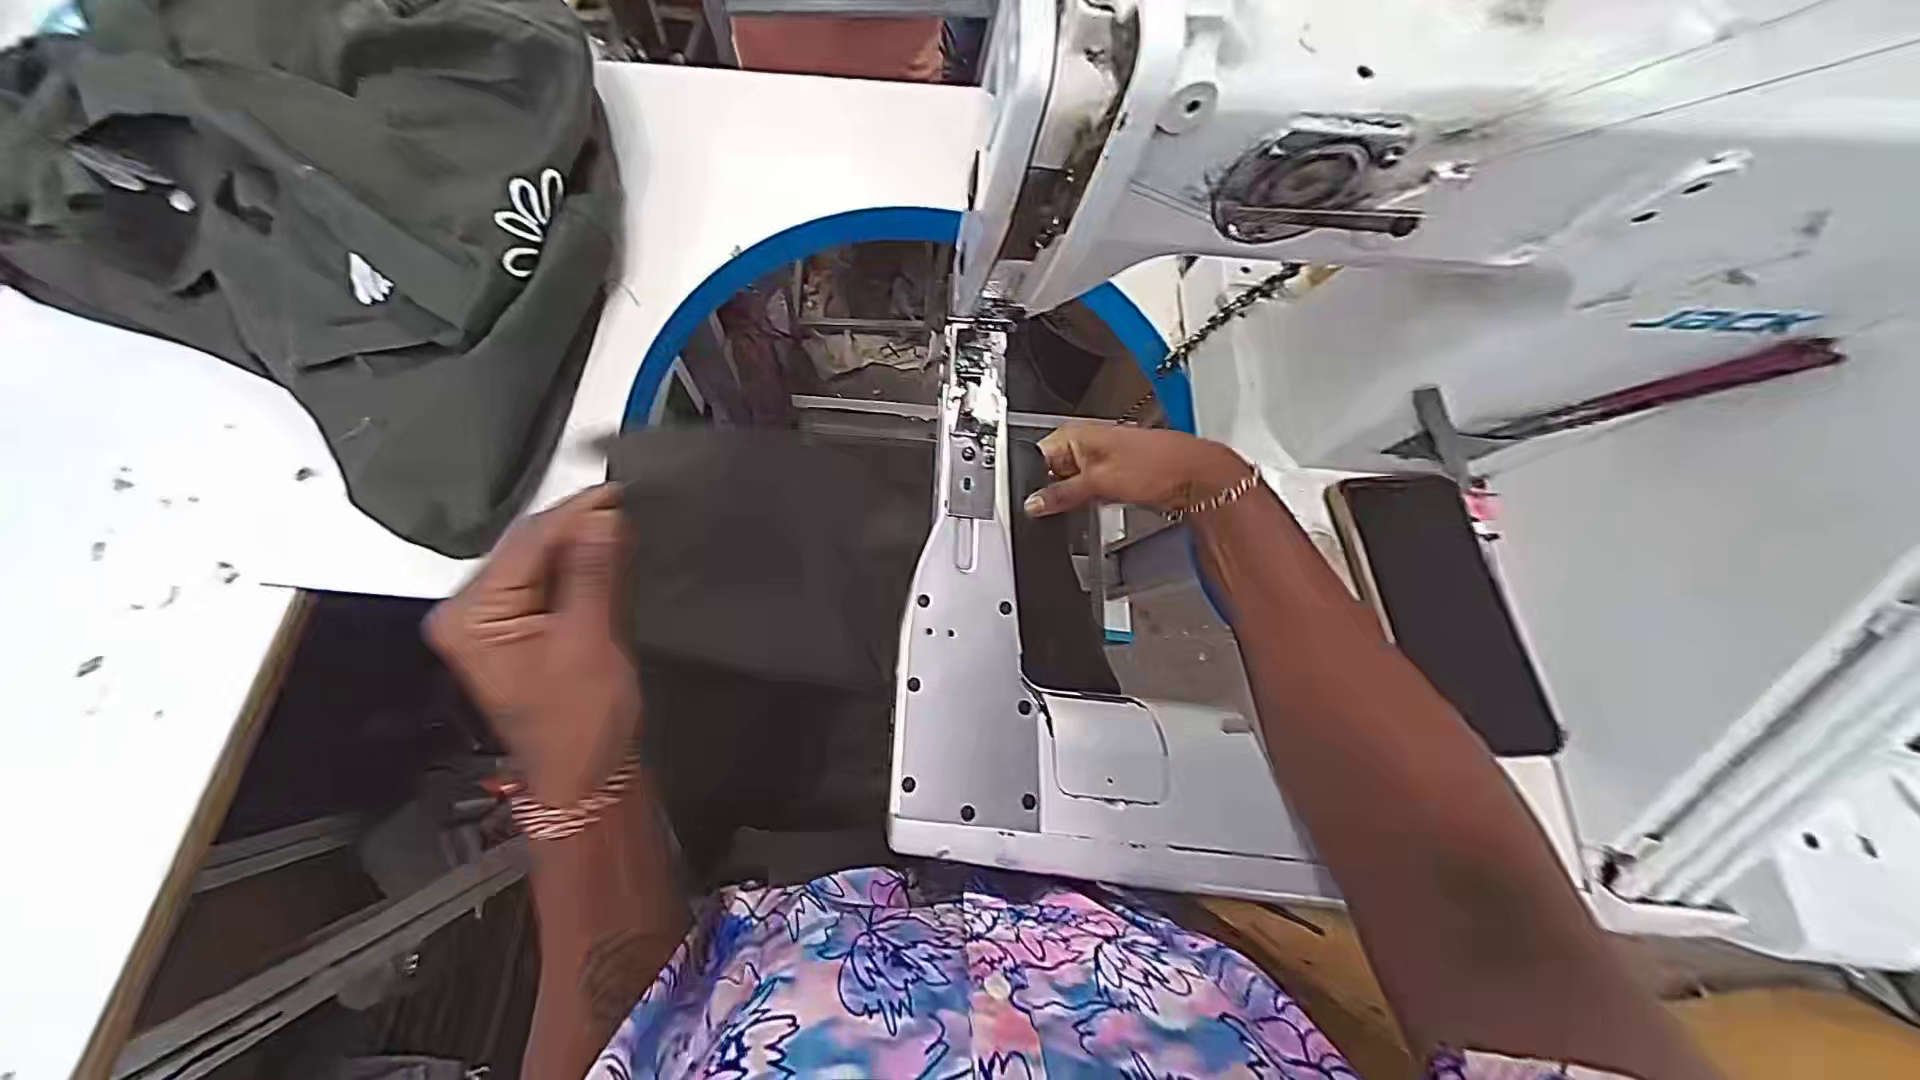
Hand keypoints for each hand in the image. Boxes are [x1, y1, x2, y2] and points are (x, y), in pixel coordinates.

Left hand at [426, 484, 638, 805]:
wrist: (590, 771)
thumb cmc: (580, 723)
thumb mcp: (590, 640)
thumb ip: (594, 573)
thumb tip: (603, 519)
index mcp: (472, 618)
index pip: (526, 545)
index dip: (575, 514)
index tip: (614, 493)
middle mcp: (475, 614)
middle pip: (530, 549)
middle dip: (579, 525)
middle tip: (623, 503)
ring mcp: (500, 620)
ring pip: (545, 562)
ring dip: (585, 543)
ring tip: (621, 521)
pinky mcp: (528, 626)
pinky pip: (555, 581)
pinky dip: (585, 565)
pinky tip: (609, 551)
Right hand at [1024, 423, 1249, 517]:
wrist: (1196, 478)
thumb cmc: (1158, 465)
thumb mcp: (1098, 483)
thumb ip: (1060, 494)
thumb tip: (1034, 503)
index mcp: (1076, 433)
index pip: (1037, 456)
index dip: (1034, 481)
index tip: (1034, 500)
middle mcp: (1088, 442)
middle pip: (1053, 472)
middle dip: (1055, 491)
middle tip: (1063, 505)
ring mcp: (1102, 460)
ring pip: (1073, 484)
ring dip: (1076, 497)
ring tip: (1093, 502)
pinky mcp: (1115, 476)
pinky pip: (1091, 491)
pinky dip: (1092, 500)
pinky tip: (1103, 505)